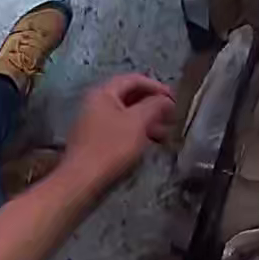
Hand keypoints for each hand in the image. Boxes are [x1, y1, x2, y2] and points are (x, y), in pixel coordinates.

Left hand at [61, 74, 176, 192]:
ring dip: (148, 120)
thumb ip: (155, 105)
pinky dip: (137, 131)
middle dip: (153, 105)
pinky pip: (120, 128)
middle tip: (173, 116)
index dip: (157, 86)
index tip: (175, 98)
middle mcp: (96, 102)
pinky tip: (150, 143)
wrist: (82, 179)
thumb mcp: (138, 122)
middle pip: (130, 96)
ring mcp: (94, 121)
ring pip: (126, 114)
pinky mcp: (95, 139)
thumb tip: (167, 99)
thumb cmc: (111, 147)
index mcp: (103, 93)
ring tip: (166, 133)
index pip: (134, 79)